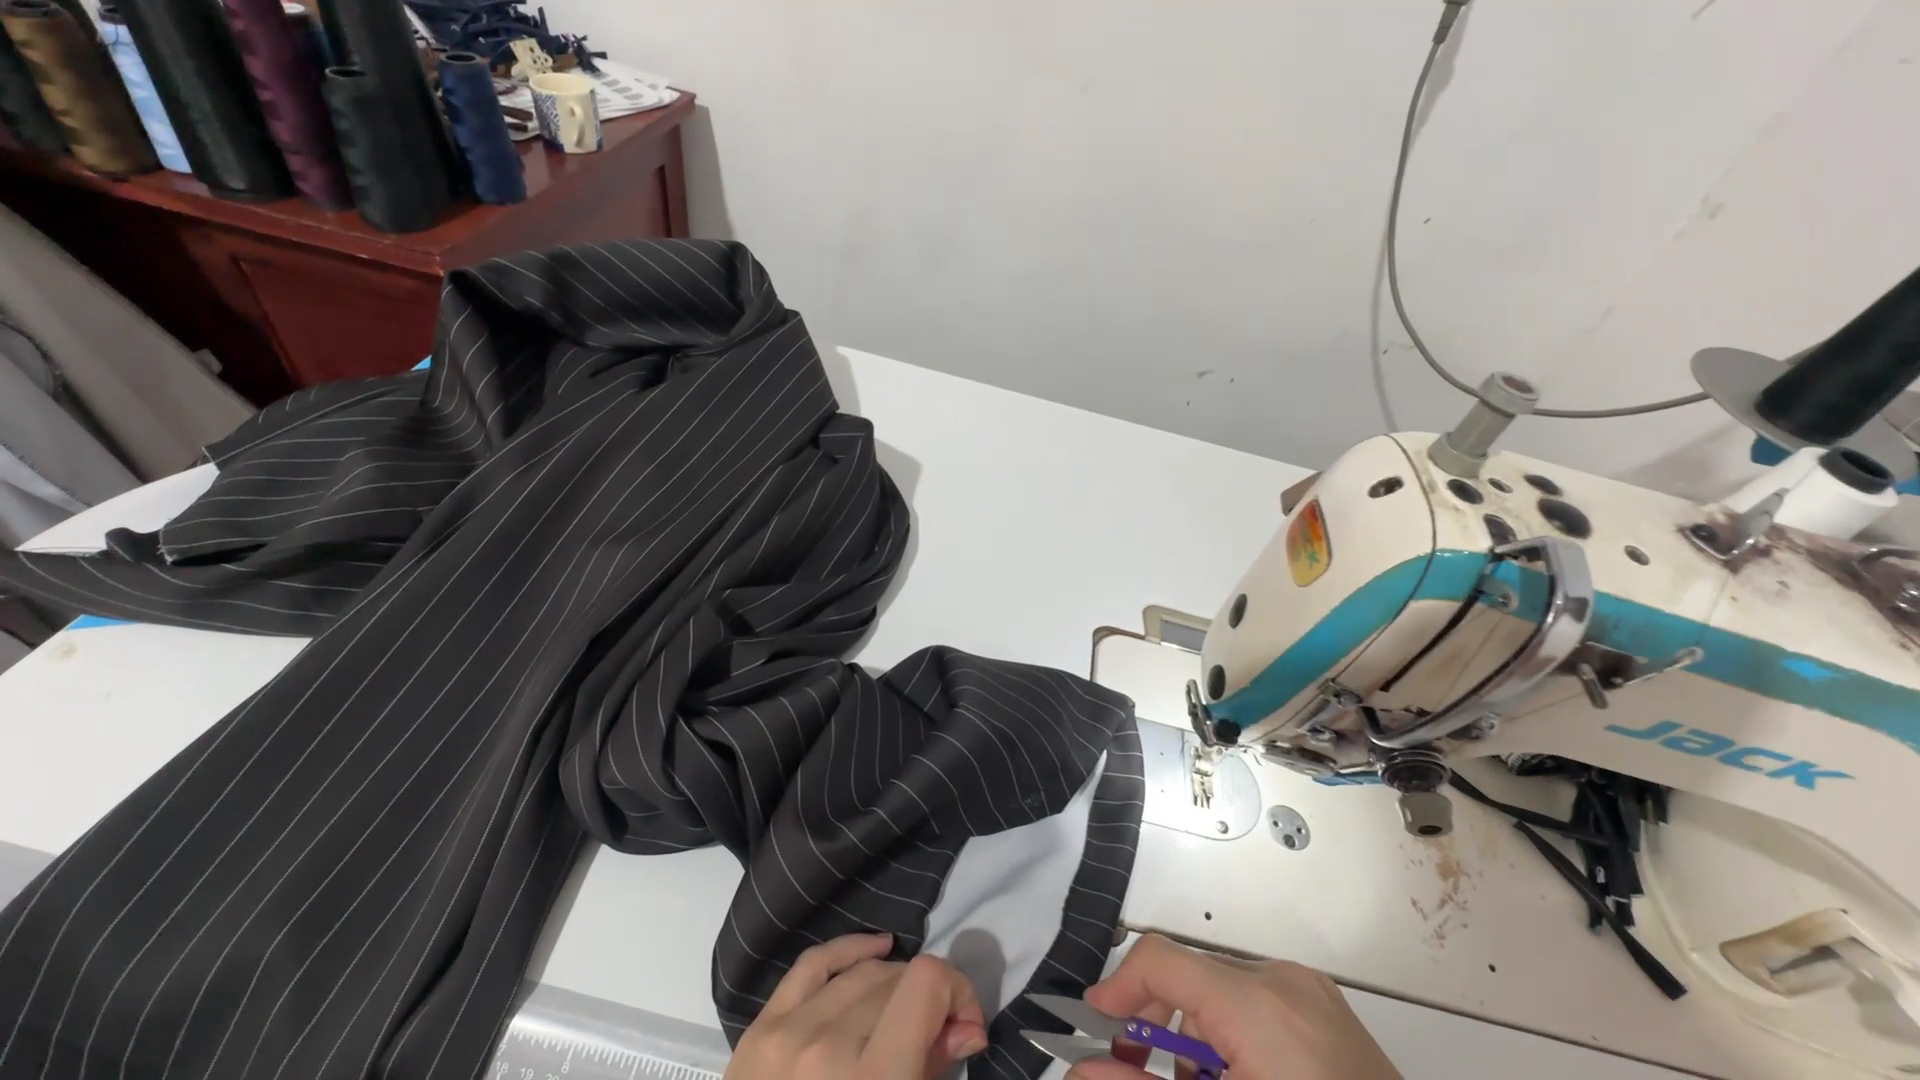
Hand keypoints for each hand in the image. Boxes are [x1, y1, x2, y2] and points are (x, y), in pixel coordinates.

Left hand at [725, 933, 988, 1079]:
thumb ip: (934, 1068)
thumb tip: (965, 1027)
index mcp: (873, 1078)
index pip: (927, 984)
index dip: (958, 995)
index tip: (963, 1030)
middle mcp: (829, 1045)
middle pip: (898, 979)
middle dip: (929, 1001)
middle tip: (936, 1037)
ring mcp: (788, 1032)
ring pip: (863, 972)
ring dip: (895, 987)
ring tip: (903, 1017)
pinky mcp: (759, 1029)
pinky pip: (813, 963)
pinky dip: (850, 949)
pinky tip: (879, 948)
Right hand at [1066, 935, 1401, 1079]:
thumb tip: (1081, 1072)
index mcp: (1254, 1002)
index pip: (1159, 959)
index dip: (1116, 989)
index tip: (1093, 1032)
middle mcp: (1282, 981)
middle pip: (1188, 977)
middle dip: (1154, 1028)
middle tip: (1137, 1073)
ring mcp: (1311, 992)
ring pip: (1221, 992)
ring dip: (1193, 1038)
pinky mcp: (1329, 1009)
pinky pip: (1258, 1003)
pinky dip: (1231, 1035)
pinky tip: (1238, 1078)